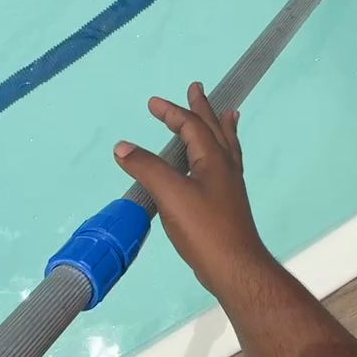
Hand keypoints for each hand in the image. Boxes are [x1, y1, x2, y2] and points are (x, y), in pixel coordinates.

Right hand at [114, 82, 278, 299]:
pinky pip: (226, 167)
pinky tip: (217, 166)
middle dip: (203, 109)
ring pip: (226, 148)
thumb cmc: (204, 229)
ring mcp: (229, 187)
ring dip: (221, 128)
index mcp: (213, 159)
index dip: (172, 112)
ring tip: (228, 115)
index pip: (192, 126)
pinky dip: (222, 155)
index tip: (153, 104)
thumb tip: (122, 147)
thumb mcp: (170, 195)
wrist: (234, 266)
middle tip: (197, 89)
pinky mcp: (227, 205)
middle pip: (215, 130)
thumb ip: (146, 168)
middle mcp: (225, 168)